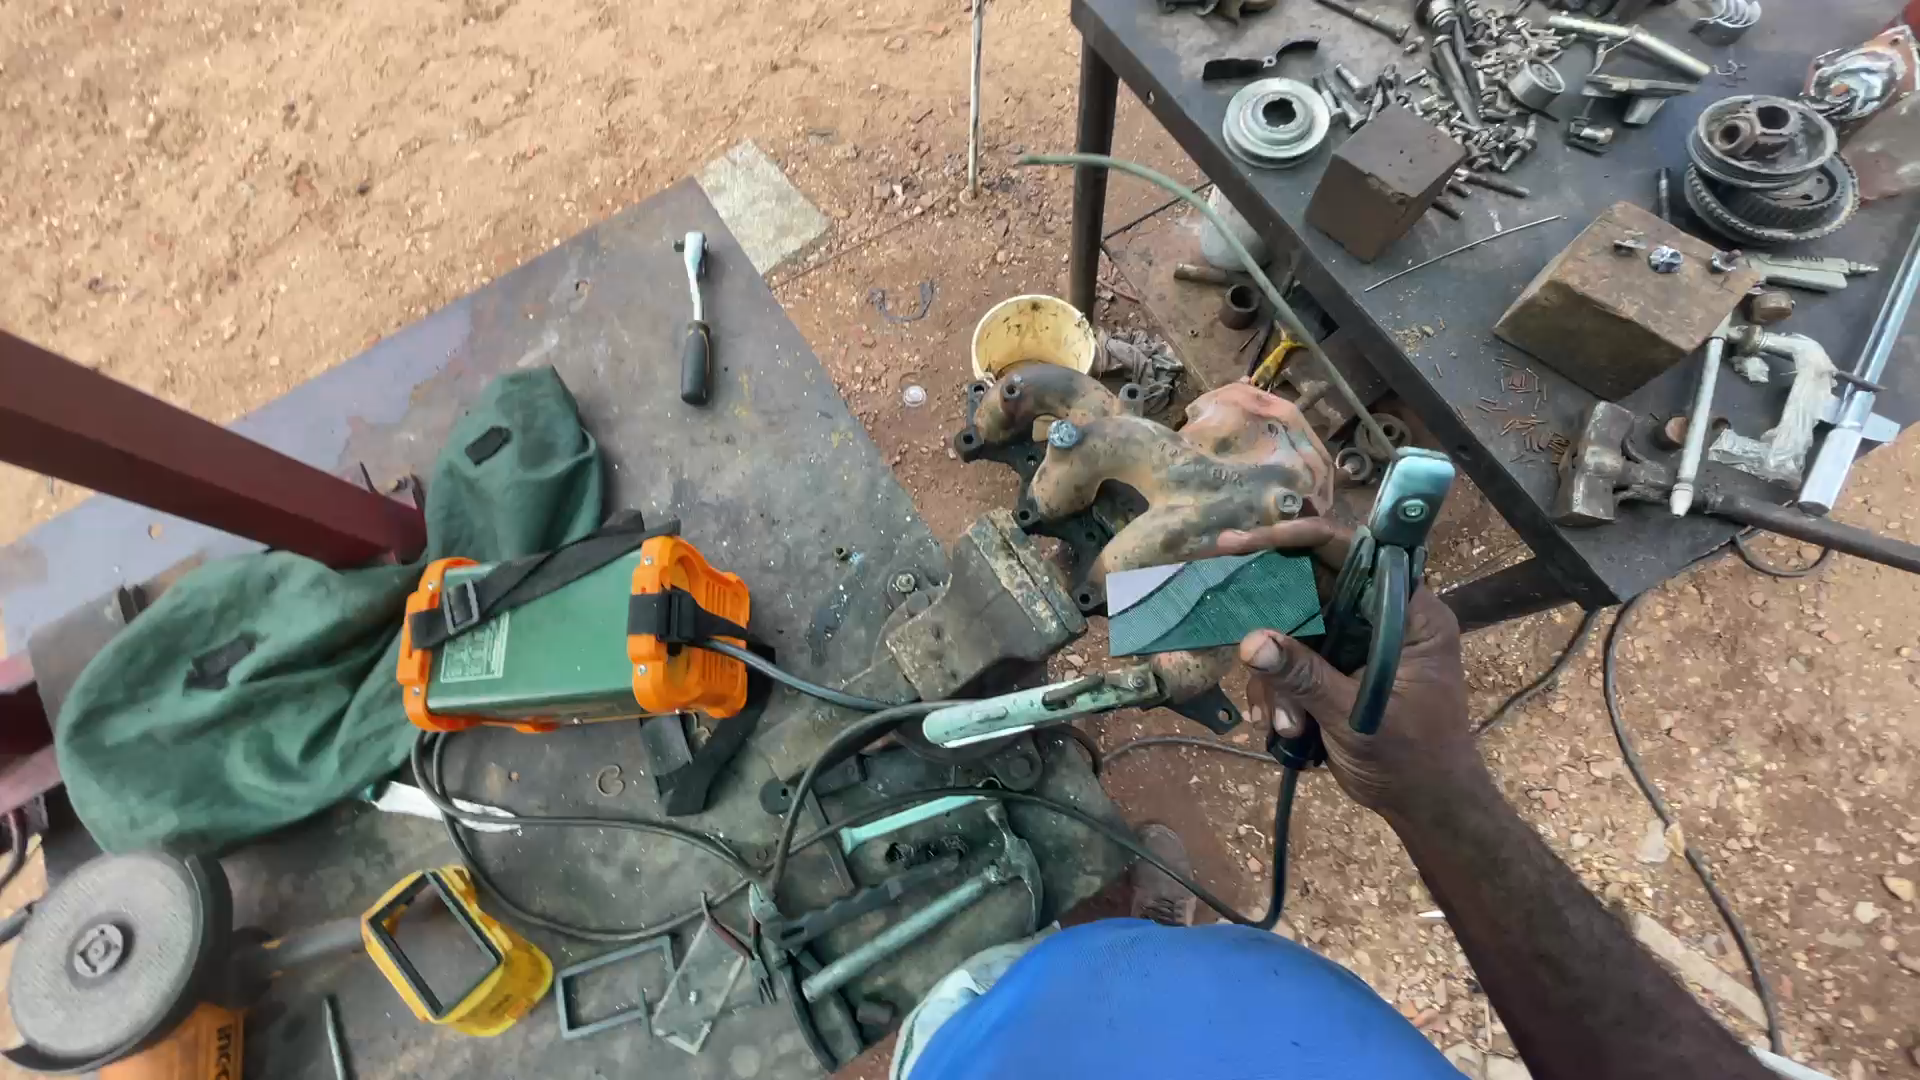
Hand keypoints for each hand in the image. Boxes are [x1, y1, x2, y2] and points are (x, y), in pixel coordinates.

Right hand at [1213, 520, 1485, 819]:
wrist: (1424, 806)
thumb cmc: (1414, 761)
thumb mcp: (1359, 717)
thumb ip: (1305, 677)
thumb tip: (1250, 641)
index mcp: (1407, 614)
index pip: (1354, 553)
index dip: (1300, 538)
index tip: (1247, 542)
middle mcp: (1377, 616)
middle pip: (1310, 582)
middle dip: (1265, 600)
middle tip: (1217, 581)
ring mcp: (1350, 639)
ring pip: (1289, 626)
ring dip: (1274, 673)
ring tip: (1284, 721)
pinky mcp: (1327, 663)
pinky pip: (1284, 657)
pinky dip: (1273, 689)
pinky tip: (1278, 724)